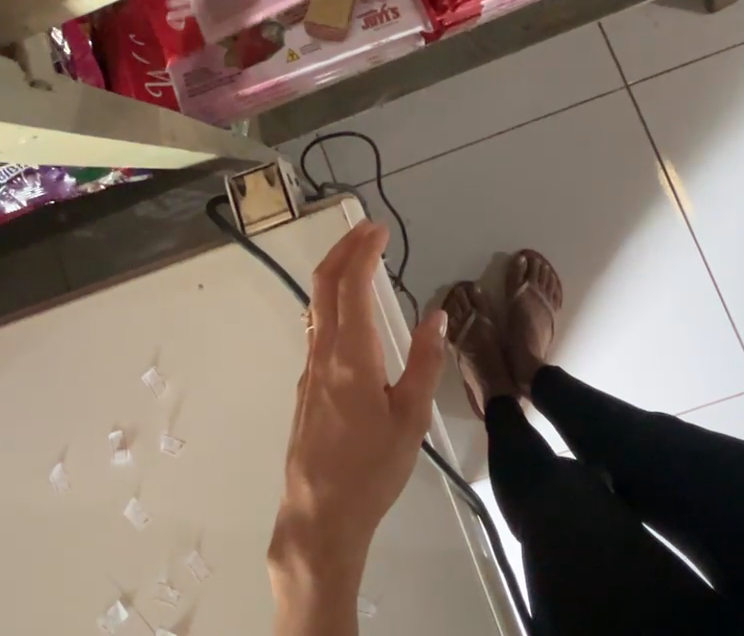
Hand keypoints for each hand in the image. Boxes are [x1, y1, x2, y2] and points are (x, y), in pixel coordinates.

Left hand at [269, 222, 448, 614]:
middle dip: (343, 248)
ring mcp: (309, 367)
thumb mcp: (411, 418)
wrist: (320, 513)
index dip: (364, 250)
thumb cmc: (372, 469)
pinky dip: (332, 301)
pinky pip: (316, 327)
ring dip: (335, 272)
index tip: (380, 230)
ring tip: (361, 260)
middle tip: (368, 229)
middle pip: (324, 283)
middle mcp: (323, 352)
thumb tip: (437, 316)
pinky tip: (350, 311)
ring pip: (316, 304)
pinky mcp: (306, 384)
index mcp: (350, 355)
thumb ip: (424, 362)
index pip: (352, 285)